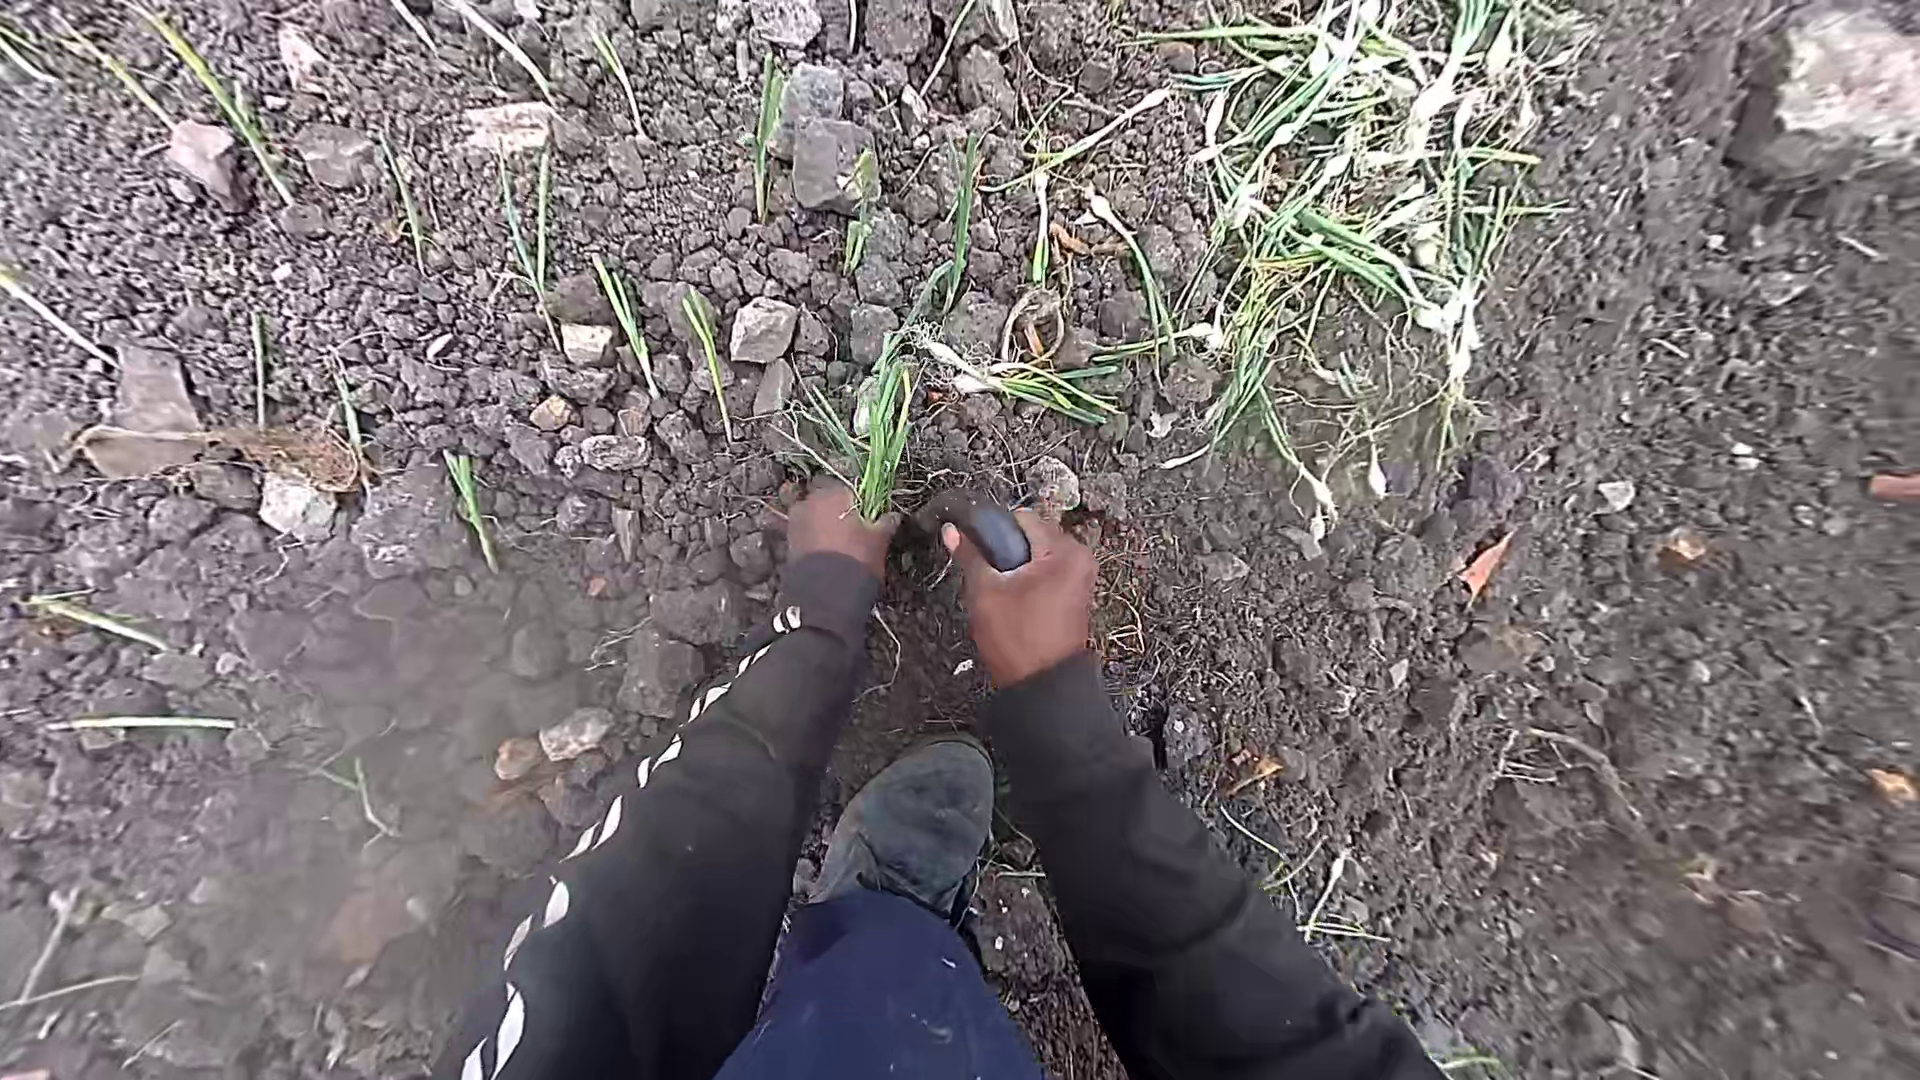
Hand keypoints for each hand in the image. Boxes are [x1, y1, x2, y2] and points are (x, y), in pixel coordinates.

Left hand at [785, 481, 899, 579]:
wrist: (825, 597)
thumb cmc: (856, 559)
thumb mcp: (879, 540)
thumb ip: (886, 523)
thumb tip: (893, 516)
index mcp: (831, 494)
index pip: (851, 490)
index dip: (863, 505)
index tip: (872, 519)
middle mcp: (808, 503)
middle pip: (829, 504)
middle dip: (841, 514)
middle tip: (858, 533)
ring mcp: (794, 524)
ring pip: (817, 520)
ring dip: (828, 528)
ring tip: (844, 548)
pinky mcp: (788, 545)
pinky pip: (808, 536)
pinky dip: (818, 542)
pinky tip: (832, 557)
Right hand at [943, 510, 1095, 686]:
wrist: (1043, 685)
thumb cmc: (1018, 641)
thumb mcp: (985, 592)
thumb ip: (970, 556)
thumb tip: (952, 531)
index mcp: (1064, 552)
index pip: (1023, 518)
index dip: (994, 530)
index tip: (976, 547)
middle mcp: (1080, 559)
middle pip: (1032, 535)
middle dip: (1007, 550)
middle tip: (989, 575)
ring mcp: (1080, 577)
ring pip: (1037, 554)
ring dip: (1016, 565)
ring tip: (1000, 590)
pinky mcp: (1075, 593)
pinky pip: (1047, 571)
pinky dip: (1028, 577)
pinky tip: (1013, 597)